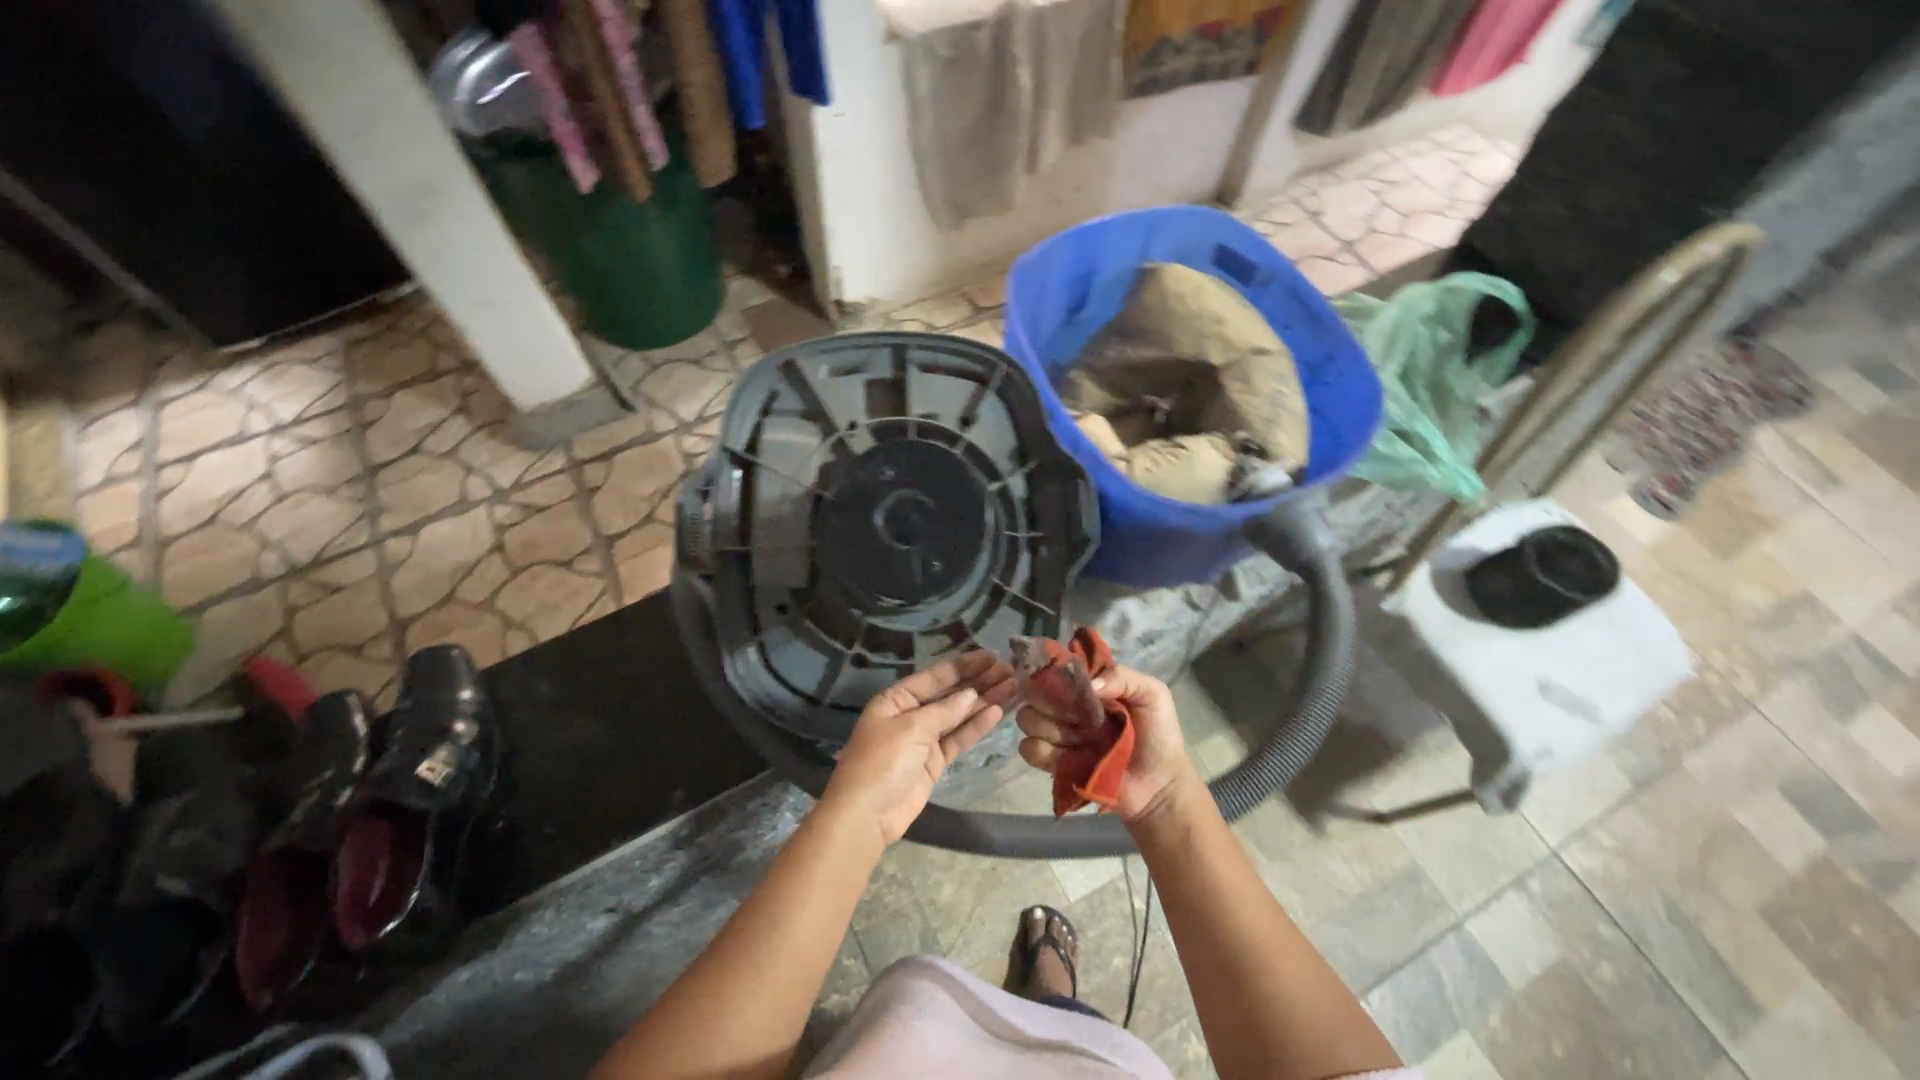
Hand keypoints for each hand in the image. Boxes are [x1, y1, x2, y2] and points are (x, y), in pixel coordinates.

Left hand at [820, 652, 1014, 845]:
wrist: (867, 814)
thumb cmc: (882, 762)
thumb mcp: (911, 728)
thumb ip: (944, 711)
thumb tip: (971, 695)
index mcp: (896, 699)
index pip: (935, 676)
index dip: (964, 665)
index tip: (992, 656)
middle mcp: (910, 714)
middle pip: (949, 694)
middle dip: (979, 682)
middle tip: (1010, 670)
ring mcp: (923, 739)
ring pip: (958, 715)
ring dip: (984, 702)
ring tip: (1013, 687)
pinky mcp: (934, 761)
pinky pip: (959, 738)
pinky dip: (977, 726)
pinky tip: (998, 711)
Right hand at [1017, 664, 1198, 824]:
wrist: (1160, 786)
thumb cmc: (1159, 736)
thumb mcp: (1152, 695)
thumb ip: (1123, 677)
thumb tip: (1088, 684)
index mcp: (1088, 688)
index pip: (1054, 670)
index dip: (1052, 672)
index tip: (1062, 681)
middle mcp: (1068, 708)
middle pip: (1034, 694)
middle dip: (1048, 702)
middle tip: (1076, 715)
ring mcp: (1060, 735)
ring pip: (1028, 720)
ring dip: (1048, 727)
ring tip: (1078, 738)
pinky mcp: (1054, 764)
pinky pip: (1029, 749)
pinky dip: (1043, 750)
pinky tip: (1068, 755)